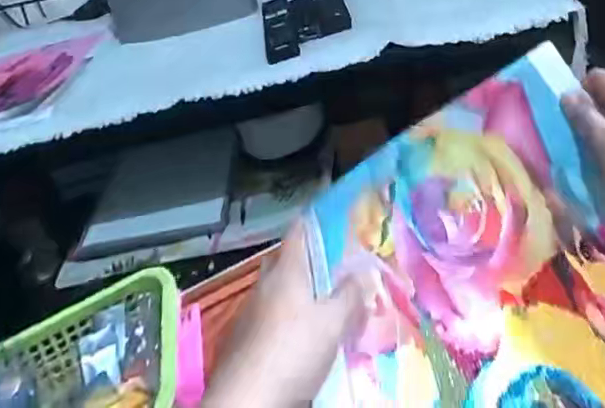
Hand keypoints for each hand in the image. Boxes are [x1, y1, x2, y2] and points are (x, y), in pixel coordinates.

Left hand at [202, 222, 360, 405]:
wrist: (243, 406)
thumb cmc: (292, 352)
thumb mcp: (333, 323)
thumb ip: (351, 294)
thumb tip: (364, 271)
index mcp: (287, 270)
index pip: (300, 229)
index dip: (316, 218)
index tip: (333, 214)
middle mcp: (265, 284)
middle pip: (286, 260)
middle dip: (307, 260)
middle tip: (332, 268)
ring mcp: (248, 314)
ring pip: (276, 292)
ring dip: (296, 295)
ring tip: (321, 309)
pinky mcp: (240, 342)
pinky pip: (267, 319)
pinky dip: (284, 321)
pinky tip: (298, 340)